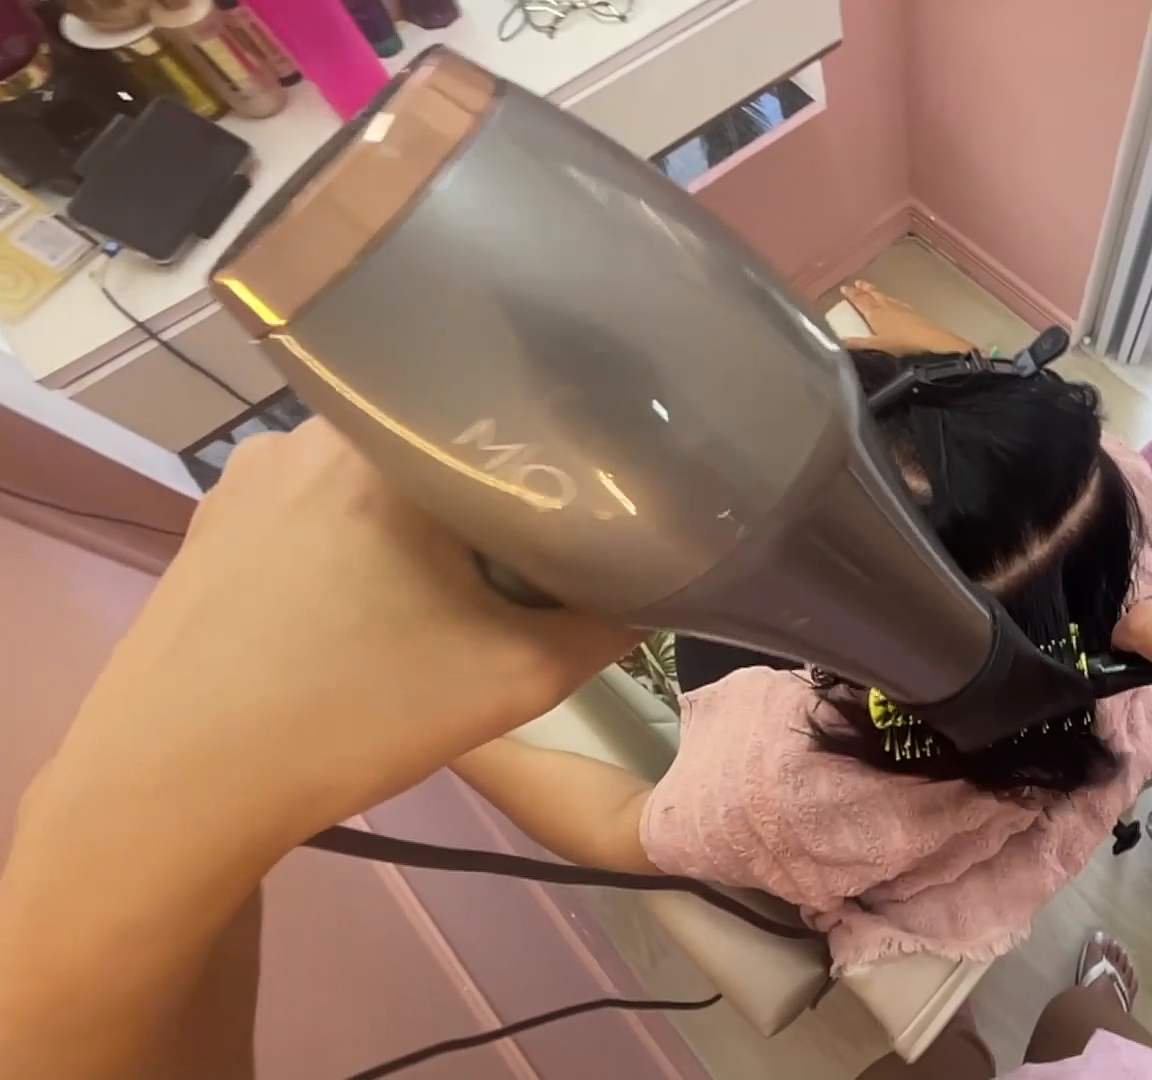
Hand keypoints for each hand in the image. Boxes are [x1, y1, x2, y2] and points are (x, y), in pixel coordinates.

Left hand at [29, 419, 636, 866]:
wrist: (171, 801)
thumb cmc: (359, 718)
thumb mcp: (523, 677)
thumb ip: (611, 627)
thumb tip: (659, 595)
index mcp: (385, 455)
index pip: (514, 424)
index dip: (571, 464)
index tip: (605, 506)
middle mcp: (311, 439)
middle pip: (455, 446)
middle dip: (511, 493)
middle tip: (553, 547)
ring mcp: (255, 474)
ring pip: (396, 471)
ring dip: (445, 511)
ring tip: (481, 569)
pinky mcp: (223, 516)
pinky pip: (338, 496)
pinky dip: (385, 526)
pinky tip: (397, 585)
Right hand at [838, 280, 975, 354]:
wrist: (931, 343)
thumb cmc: (901, 345)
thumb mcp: (876, 347)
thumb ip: (859, 344)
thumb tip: (841, 342)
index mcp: (875, 314)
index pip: (860, 301)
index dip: (851, 295)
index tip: (844, 288)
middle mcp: (887, 307)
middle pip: (873, 295)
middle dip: (864, 289)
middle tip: (857, 283)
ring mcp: (902, 309)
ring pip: (885, 297)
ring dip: (877, 292)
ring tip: (872, 290)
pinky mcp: (913, 314)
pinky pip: (897, 302)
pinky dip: (891, 300)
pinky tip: (894, 303)